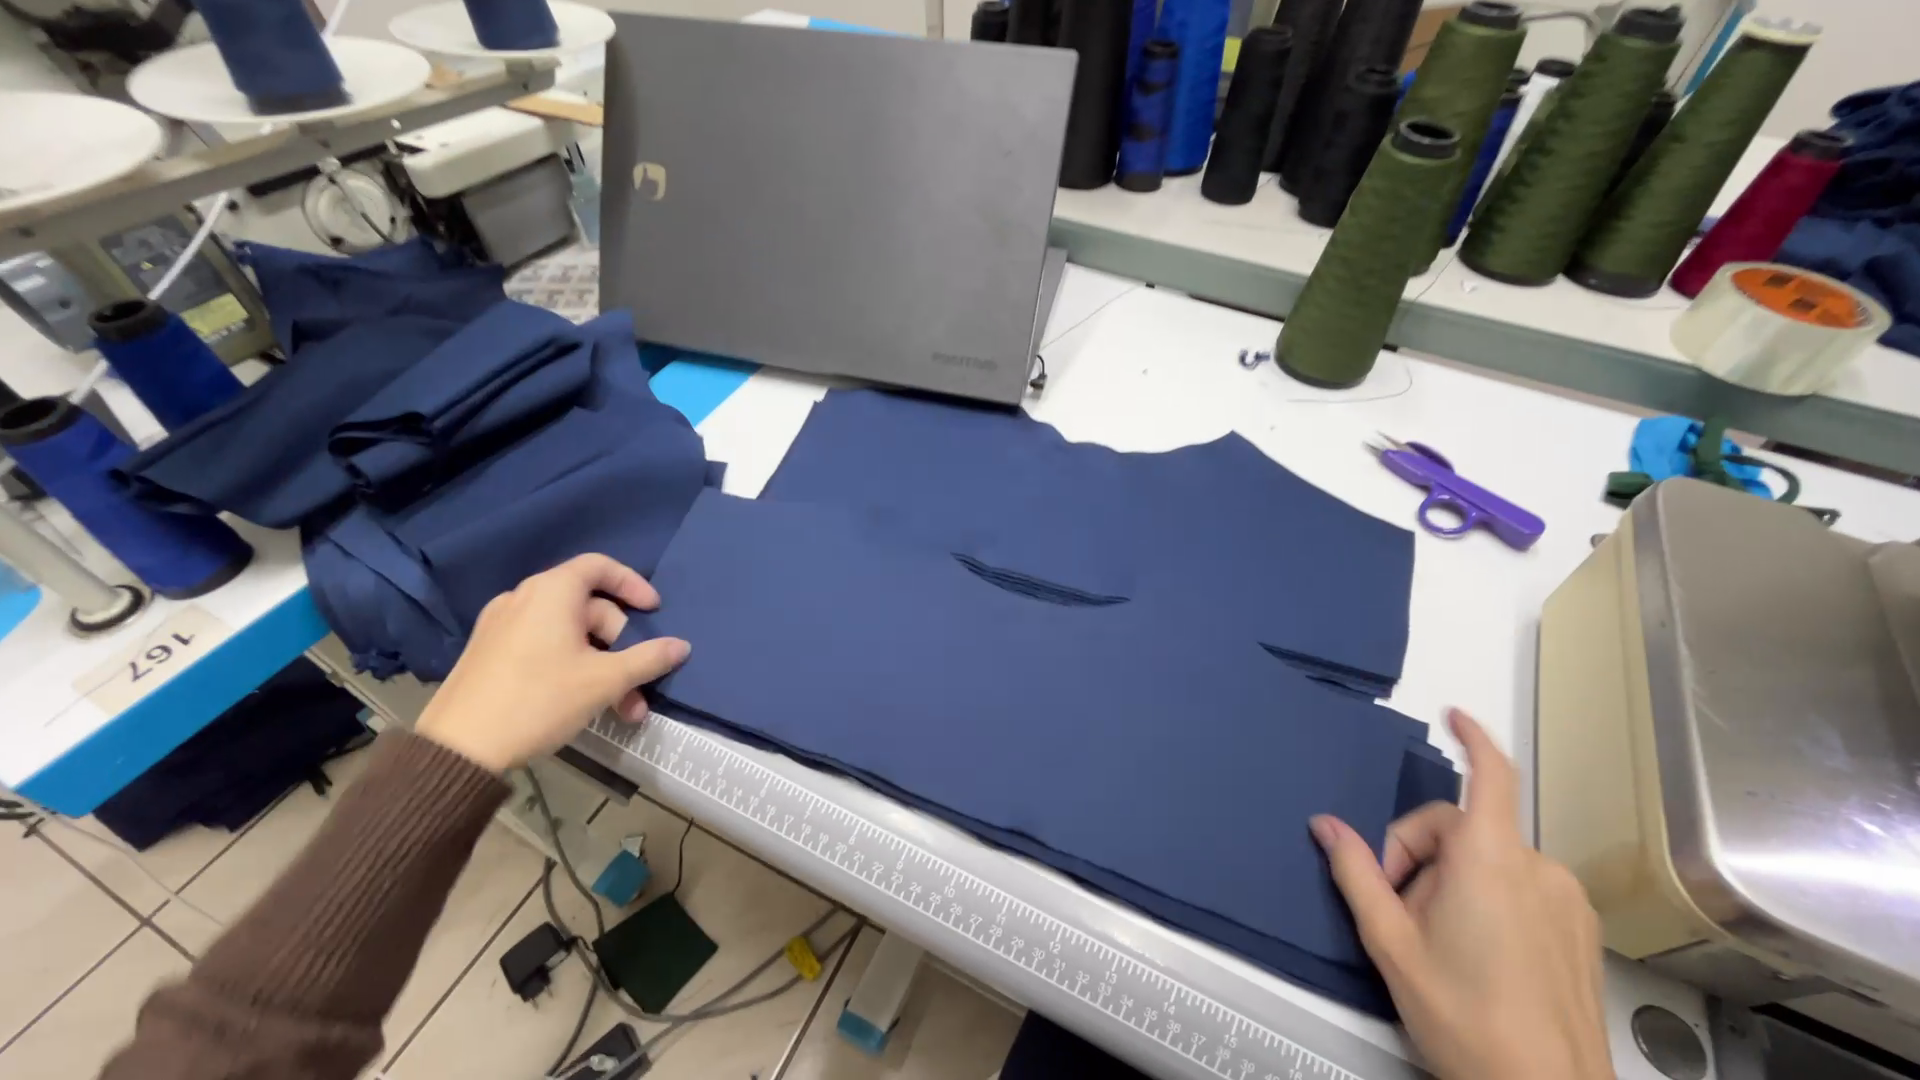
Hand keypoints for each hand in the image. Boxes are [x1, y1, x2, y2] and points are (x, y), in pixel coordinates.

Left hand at [416, 554, 689, 773]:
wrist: (459, 748)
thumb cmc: (539, 700)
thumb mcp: (604, 681)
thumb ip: (648, 659)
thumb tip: (682, 645)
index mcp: (552, 592)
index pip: (600, 567)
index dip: (633, 584)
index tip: (655, 611)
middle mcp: (524, 599)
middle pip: (590, 609)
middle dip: (623, 647)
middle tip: (640, 685)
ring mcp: (502, 626)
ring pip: (569, 634)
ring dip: (602, 666)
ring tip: (621, 708)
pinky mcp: (489, 653)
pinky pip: (543, 647)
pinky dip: (572, 666)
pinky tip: (584, 704)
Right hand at [1309, 709, 1611, 1079]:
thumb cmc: (1464, 1017)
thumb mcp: (1389, 941)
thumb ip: (1355, 872)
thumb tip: (1325, 824)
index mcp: (1488, 860)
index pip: (1490, 775)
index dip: (1474, 738)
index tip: (1454, 715)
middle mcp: (1535, 867)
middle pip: (1461, 828)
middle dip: (1419, 856)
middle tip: (1399, 911)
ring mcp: (1563, 898)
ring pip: (1488, 860)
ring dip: (1452, 881)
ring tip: (1437, 939)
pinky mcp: (1578, 927)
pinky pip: (1520, 885)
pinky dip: (1488, 898)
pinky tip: (1476, 951)